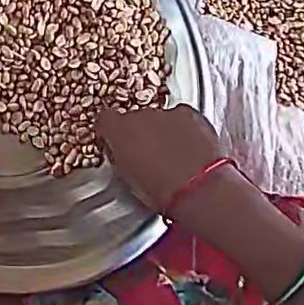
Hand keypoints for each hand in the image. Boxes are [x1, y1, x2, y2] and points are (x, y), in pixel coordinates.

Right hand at [97, 104, 235, 214]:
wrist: (197, 190)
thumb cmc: (159, 191)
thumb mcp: (127, 177)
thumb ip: (121, 157)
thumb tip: (123, 154)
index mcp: (118, 131)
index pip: (106, 119)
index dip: (111, 129)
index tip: (115, 140)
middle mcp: (138, 115)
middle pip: (134, 117)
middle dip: (139, 132)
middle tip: (149, 153)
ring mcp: (165, 113)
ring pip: (159, 117)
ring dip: (162, 130)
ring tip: (173, 153)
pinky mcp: (189, 114)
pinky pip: (181, 117)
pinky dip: (184, 127)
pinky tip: (190, 145)